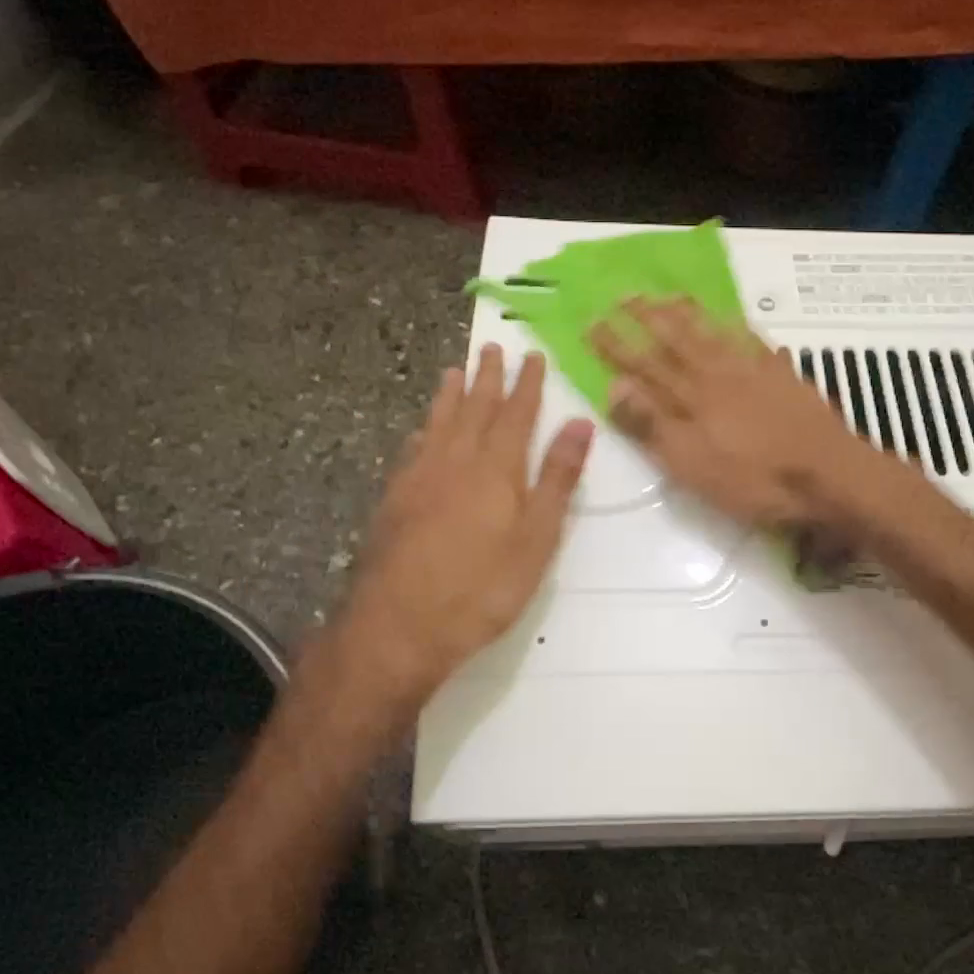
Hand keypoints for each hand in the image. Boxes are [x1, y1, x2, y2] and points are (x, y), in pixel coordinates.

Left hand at [323, 345, 593, 697]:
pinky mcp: (394, 500)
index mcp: (496, 469)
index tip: (533, 356)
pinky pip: (413, 448)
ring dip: (450, 396)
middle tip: (491, 347)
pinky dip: (424, 430)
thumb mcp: (537, 538)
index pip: (516, 414)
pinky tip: (422, 432)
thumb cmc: (482, 588)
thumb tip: (579, 424)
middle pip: (474, 409)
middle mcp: (454, 461)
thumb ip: (556, 479)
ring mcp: (418, 479)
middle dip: (486, 378)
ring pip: (438, 424)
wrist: (398, 626)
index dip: (526, 384)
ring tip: (454, 371)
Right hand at [589, 296, 879, 531]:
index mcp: (692, 398)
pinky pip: (761, 346)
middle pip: (679, 341)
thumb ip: (653, 426)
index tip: (592, 321)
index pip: (645, 365)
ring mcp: (756, 374)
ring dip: (692, 315)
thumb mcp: (692, 464)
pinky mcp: (788, 381)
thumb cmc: (754, 481)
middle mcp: (720, 376)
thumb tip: (615, 387)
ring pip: (717, 336)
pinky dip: (746, 331)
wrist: (829, 477)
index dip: (617, 345)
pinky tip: (741, 322)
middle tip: (627, 293)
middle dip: (649, 317)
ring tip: (673, 296)